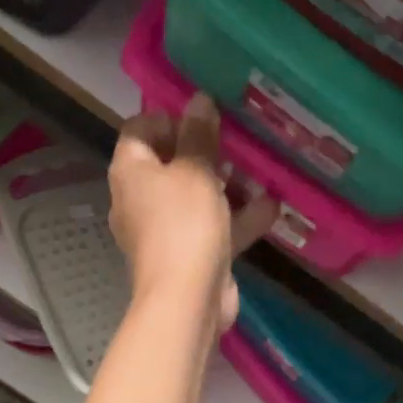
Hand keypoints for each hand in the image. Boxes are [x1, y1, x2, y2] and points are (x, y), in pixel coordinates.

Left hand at [109, 93, 279, 335]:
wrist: (187, 300)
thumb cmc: (184, 225)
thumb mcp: (196, 172)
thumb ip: (200, 136)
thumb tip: (200, 101)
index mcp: (130, 173)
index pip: (139, 131)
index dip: (167, 118)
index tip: (201, 117)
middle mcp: (141, 201)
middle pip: (170, 166)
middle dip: (205, 154)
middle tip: (236, 142)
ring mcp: (166, 233)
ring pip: (197, 200)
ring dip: (228, 187)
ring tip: (258, 172)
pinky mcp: (191, 258)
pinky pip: (214, 230)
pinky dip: (238, 220)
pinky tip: (271, 208)